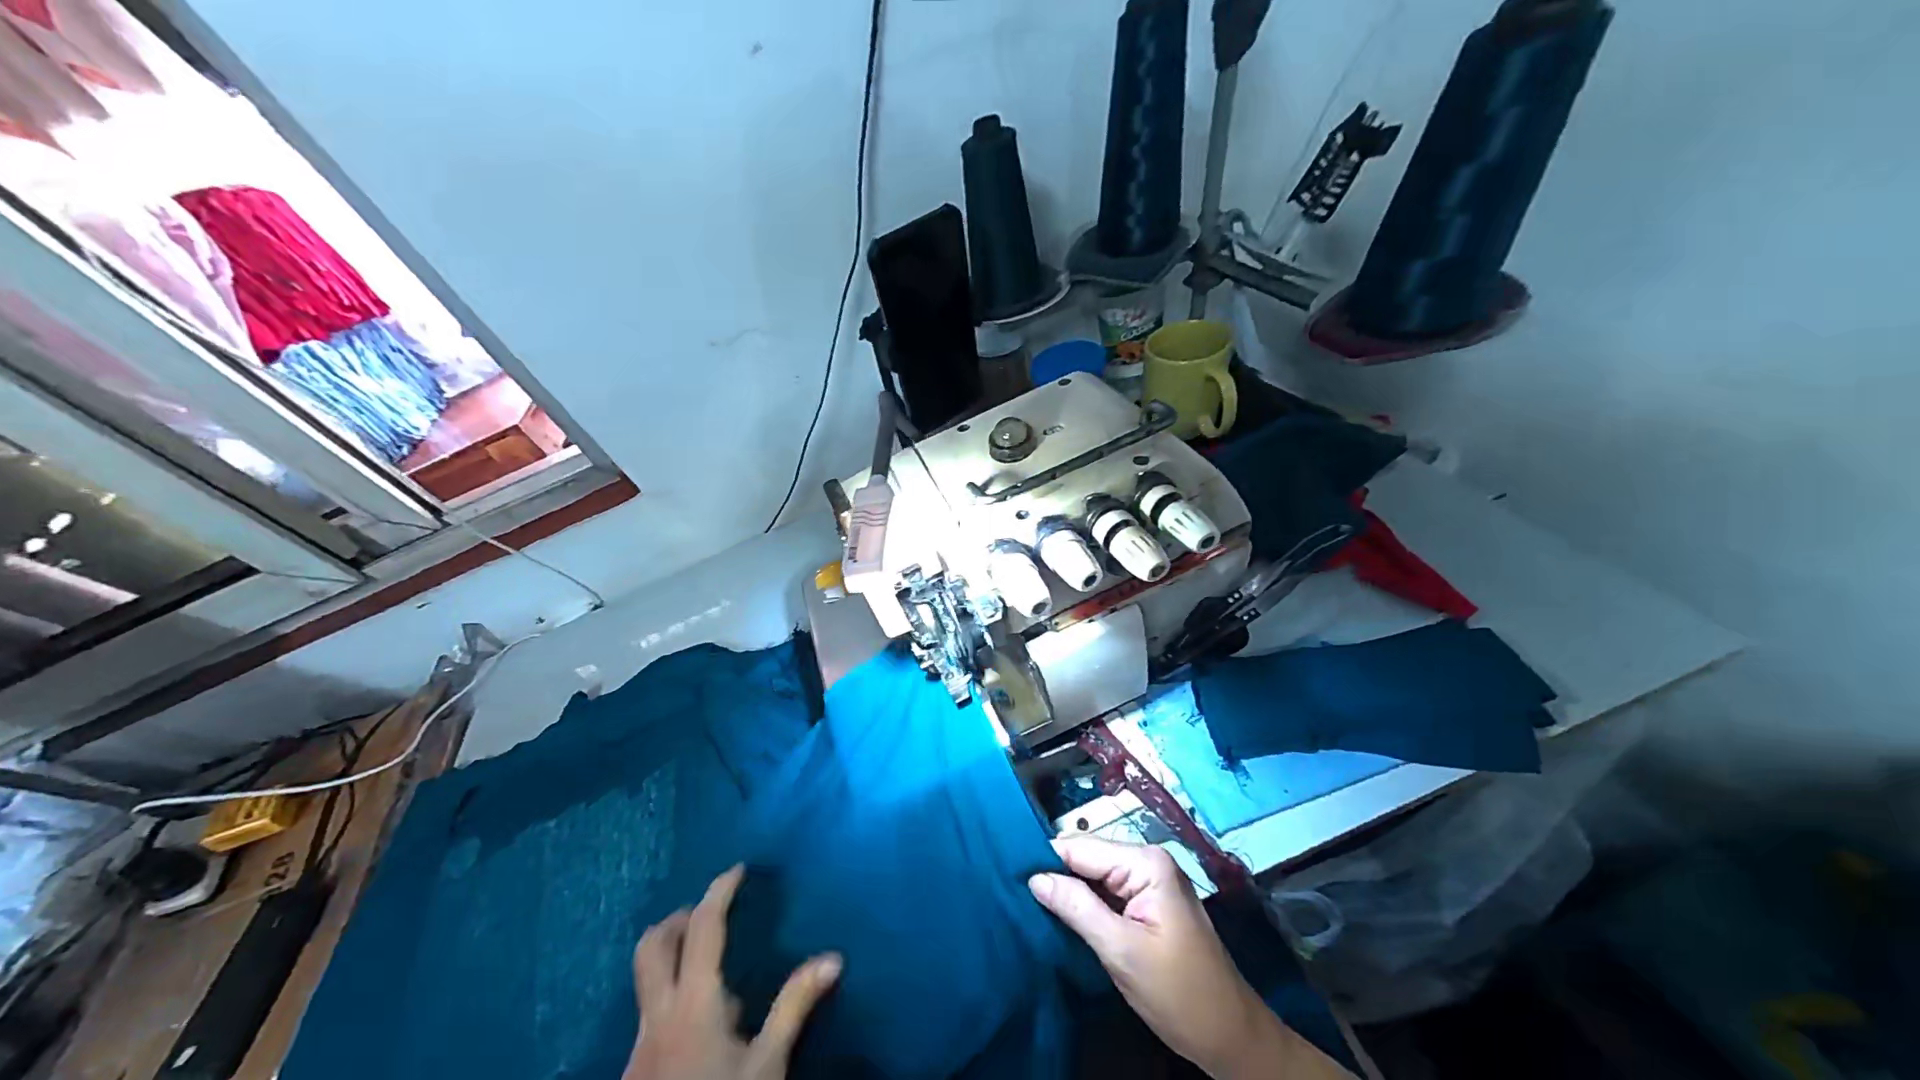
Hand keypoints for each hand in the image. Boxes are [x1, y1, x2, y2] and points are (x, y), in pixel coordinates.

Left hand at [624, 865, 841, 1079]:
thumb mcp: (768, 1063)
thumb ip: (795, 1005)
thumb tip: (833, 958)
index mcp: (694, 1004)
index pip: (703, 928)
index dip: (719, 892)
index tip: (737, 870)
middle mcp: (657, 1014)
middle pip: (652, 945)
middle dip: (679, 918)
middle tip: (710, 914)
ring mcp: (638, 1045)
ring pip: (645, 979)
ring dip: (673, 957)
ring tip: (715, 977)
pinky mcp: (633, 1070)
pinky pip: (649, 1014)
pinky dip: (674, 998)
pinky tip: (704, 1033)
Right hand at [1028, 838, 1349, 1079]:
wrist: (1231, 1037)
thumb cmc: (1179, 994)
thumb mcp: (1121, 951)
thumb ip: (1076, 908)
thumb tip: (1034, 878)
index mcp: (1146, 863)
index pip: (1081, 848)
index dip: (1045, 861)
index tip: (1009, 876)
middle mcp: (1147, 862)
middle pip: (1086, 858)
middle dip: (1055, 875)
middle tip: (1016, 894)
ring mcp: (1148, 882)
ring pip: (1092, 876)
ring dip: (1067, 891)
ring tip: (1030, 904)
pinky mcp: (1146, 904)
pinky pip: (1105, 892)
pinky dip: (1084, 904)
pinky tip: (1060, 916)